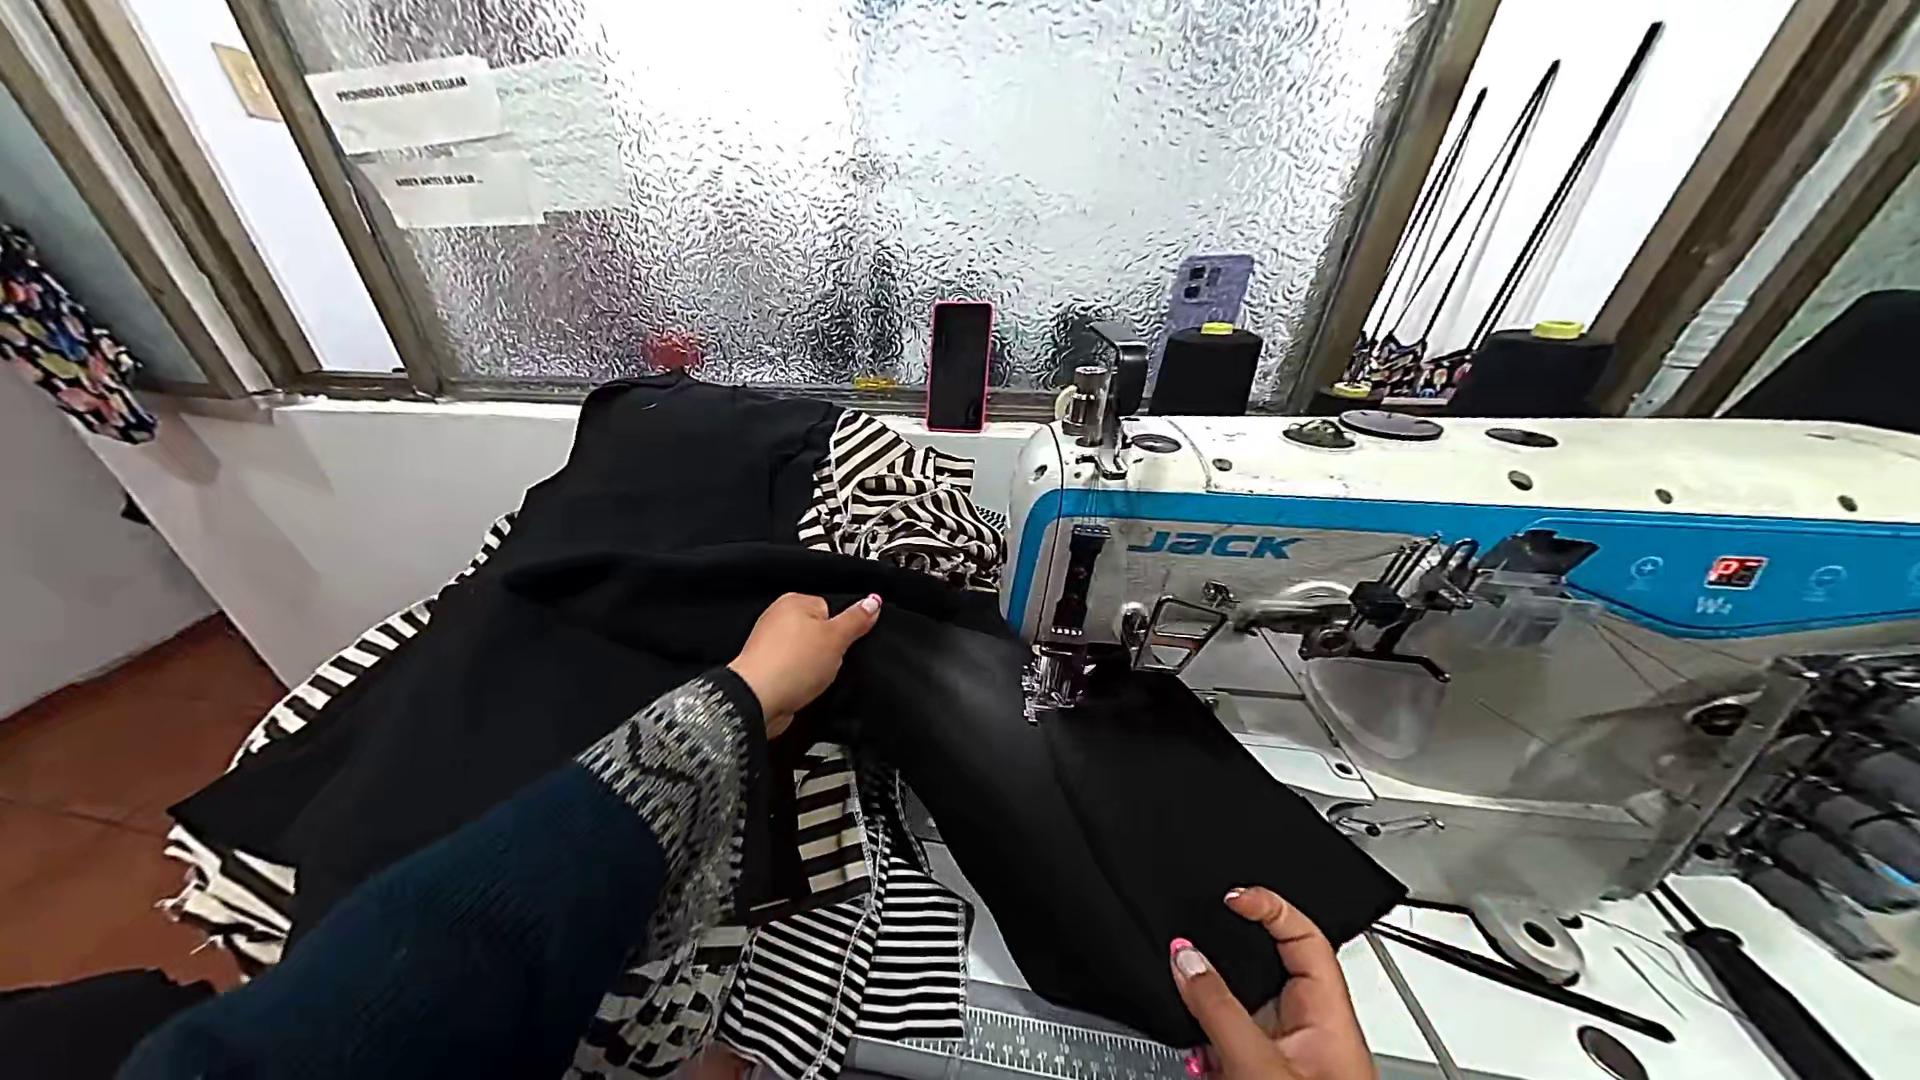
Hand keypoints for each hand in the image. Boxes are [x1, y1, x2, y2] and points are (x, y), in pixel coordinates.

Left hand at [727, 592, 880, 737]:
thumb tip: (873, 602)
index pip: (831, 608)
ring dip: (816, 666)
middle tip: (829, 660)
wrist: (757, 701)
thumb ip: (856, 619)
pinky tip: (803, 685)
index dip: (841, 628)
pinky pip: (796, 669)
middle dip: (829, 648)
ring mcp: (770, 644)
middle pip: (820, 630)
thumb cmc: (792, 664)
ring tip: (813, 676)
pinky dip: (802, 678)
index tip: (842, 641)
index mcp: (793, 601)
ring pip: (808, 653)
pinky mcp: (767, 668)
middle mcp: (778, 618)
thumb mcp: (836, 638)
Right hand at [1169, 887, 1375, 1079]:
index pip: (1303, 937)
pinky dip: (1204, 1042)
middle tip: (1192, 949)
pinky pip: (1225, 1037)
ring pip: (1237, 1004)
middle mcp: (1307, 1029)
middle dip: (1222, 960)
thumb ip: (1218, 1008)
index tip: (1231, 897)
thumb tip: (1184, 955)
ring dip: (1207, 1010)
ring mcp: (1282, 1053)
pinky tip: (1198, 1061)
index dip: (1270, 905)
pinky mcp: (1259, 1073)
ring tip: (1195, 1031)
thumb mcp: (1261, 1069)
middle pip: (1262, 966)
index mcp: (1328, 1017)